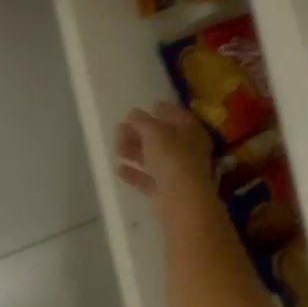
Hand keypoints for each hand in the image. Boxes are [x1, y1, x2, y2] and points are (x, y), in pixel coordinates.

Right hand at [114, 102, 216, 223]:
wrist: (181, 201)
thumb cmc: (172, 158)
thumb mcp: (154, 132)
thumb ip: (141, 121)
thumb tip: (132, 113)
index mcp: (191, 133)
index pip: (179, 117)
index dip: (165, 110)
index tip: (149, 105)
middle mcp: (187, 152)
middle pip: (162, 138)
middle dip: (140, 133)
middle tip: (120, 128)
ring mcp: (176, 173)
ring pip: (152, 158)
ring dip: (134, 151)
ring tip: (116, 147)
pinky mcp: (164, 192)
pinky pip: (146, 179)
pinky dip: (134, 173)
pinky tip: (119, 168)